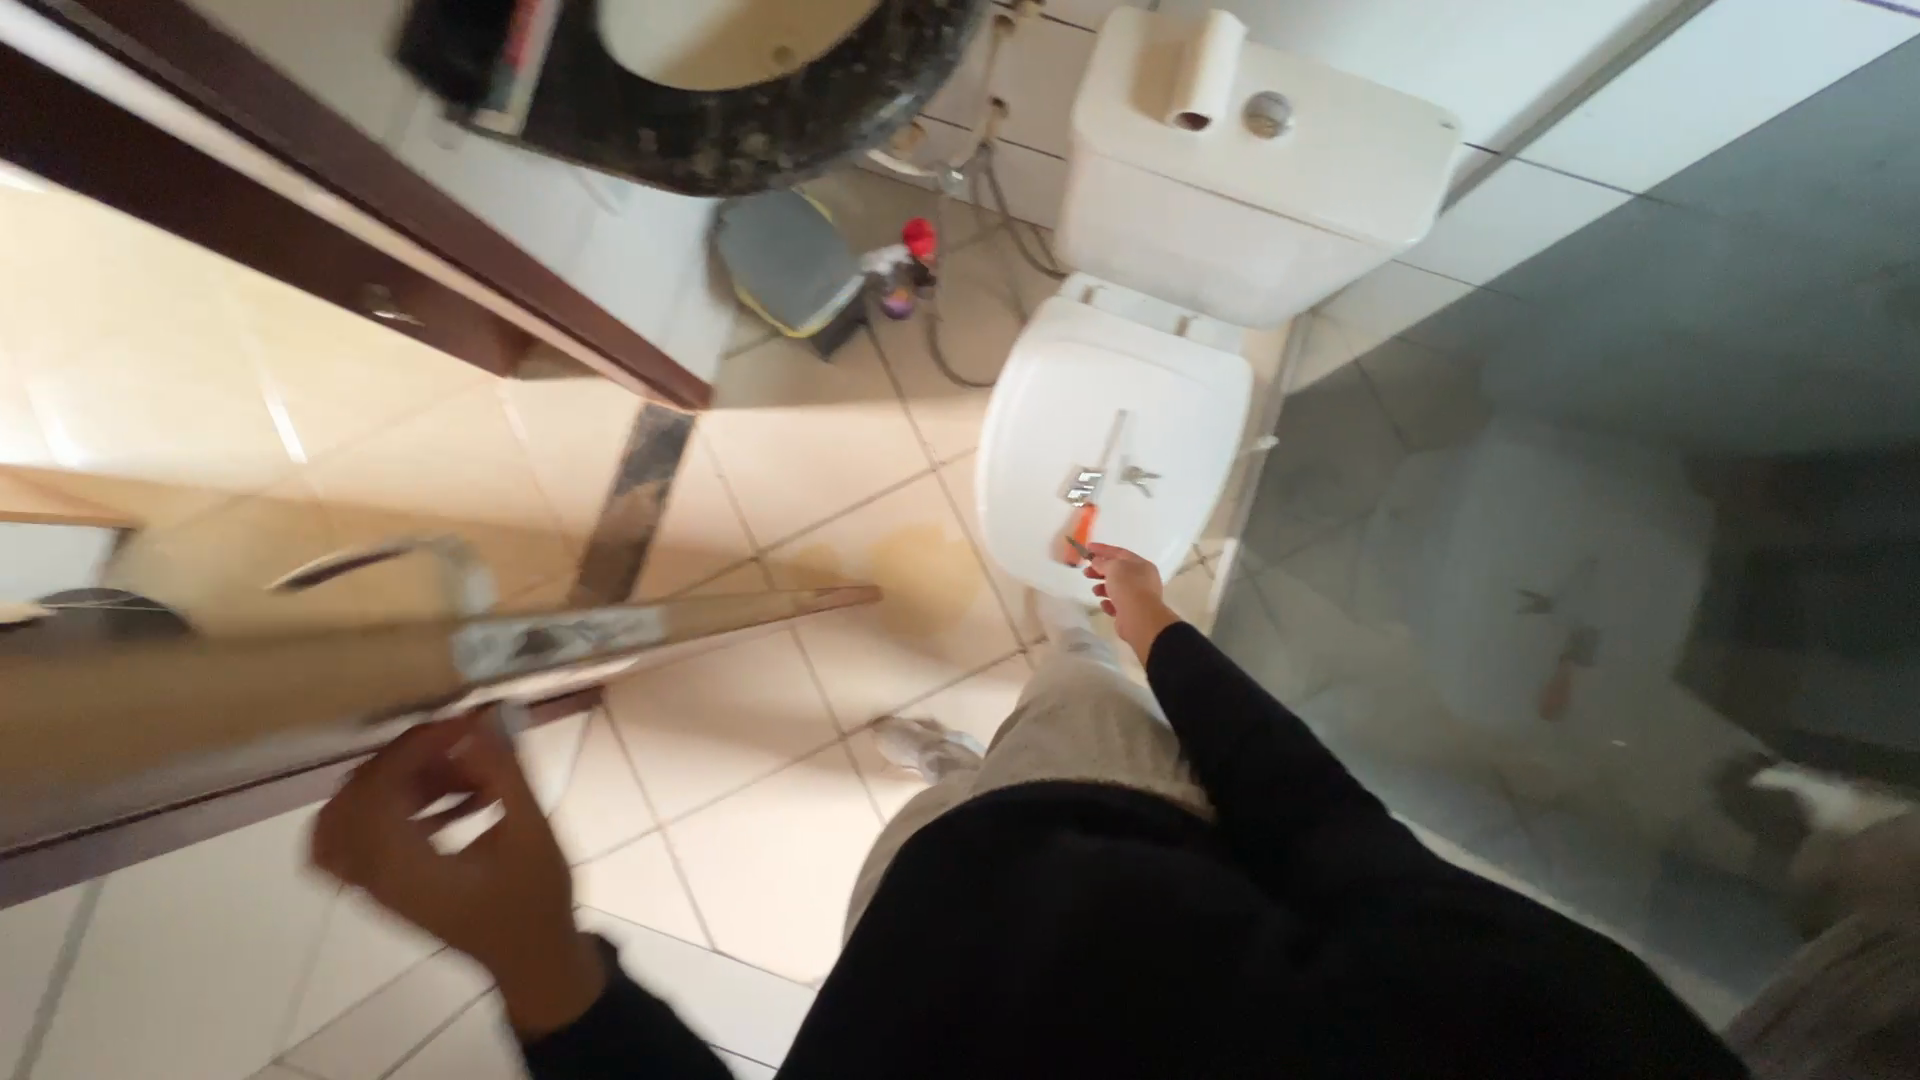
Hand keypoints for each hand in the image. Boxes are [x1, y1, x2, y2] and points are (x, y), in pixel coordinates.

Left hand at [310, 711, 603, 1036]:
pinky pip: (356, 840)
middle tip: (457, 741)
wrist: (530, 955)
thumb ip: (504, 776)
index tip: (464, 724)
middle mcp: (373, 879)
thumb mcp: (532, 832)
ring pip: (345, 820)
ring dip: (394, 782)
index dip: (414, 748)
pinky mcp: (385, 887)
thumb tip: (477, 725)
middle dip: (402, 760)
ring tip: (455, 770)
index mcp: (404, 868)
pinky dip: (390, 807)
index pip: (377, 791)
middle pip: (351, 800)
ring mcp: (373, 886)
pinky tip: (450, 799)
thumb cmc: (535, 897)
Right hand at [1084, 543, 1181, 664]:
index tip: (1087, 548)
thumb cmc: (1129, 587)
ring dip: (1103, 587)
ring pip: (1117, 588)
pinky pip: (1117, 605)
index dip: (1102, 549)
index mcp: (1141, 565)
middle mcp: (1142, 579)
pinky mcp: (1131, 612)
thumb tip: (1096, 561)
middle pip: (1117, 571)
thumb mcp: (1114, 568)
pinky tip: (1103, 604)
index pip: (1119, 552)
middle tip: (1085, 572)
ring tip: (1094, 591)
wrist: (1140, 618)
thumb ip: (1103, 562)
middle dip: (1100, 570)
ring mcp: (1138, 597)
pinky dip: (1108, 603)